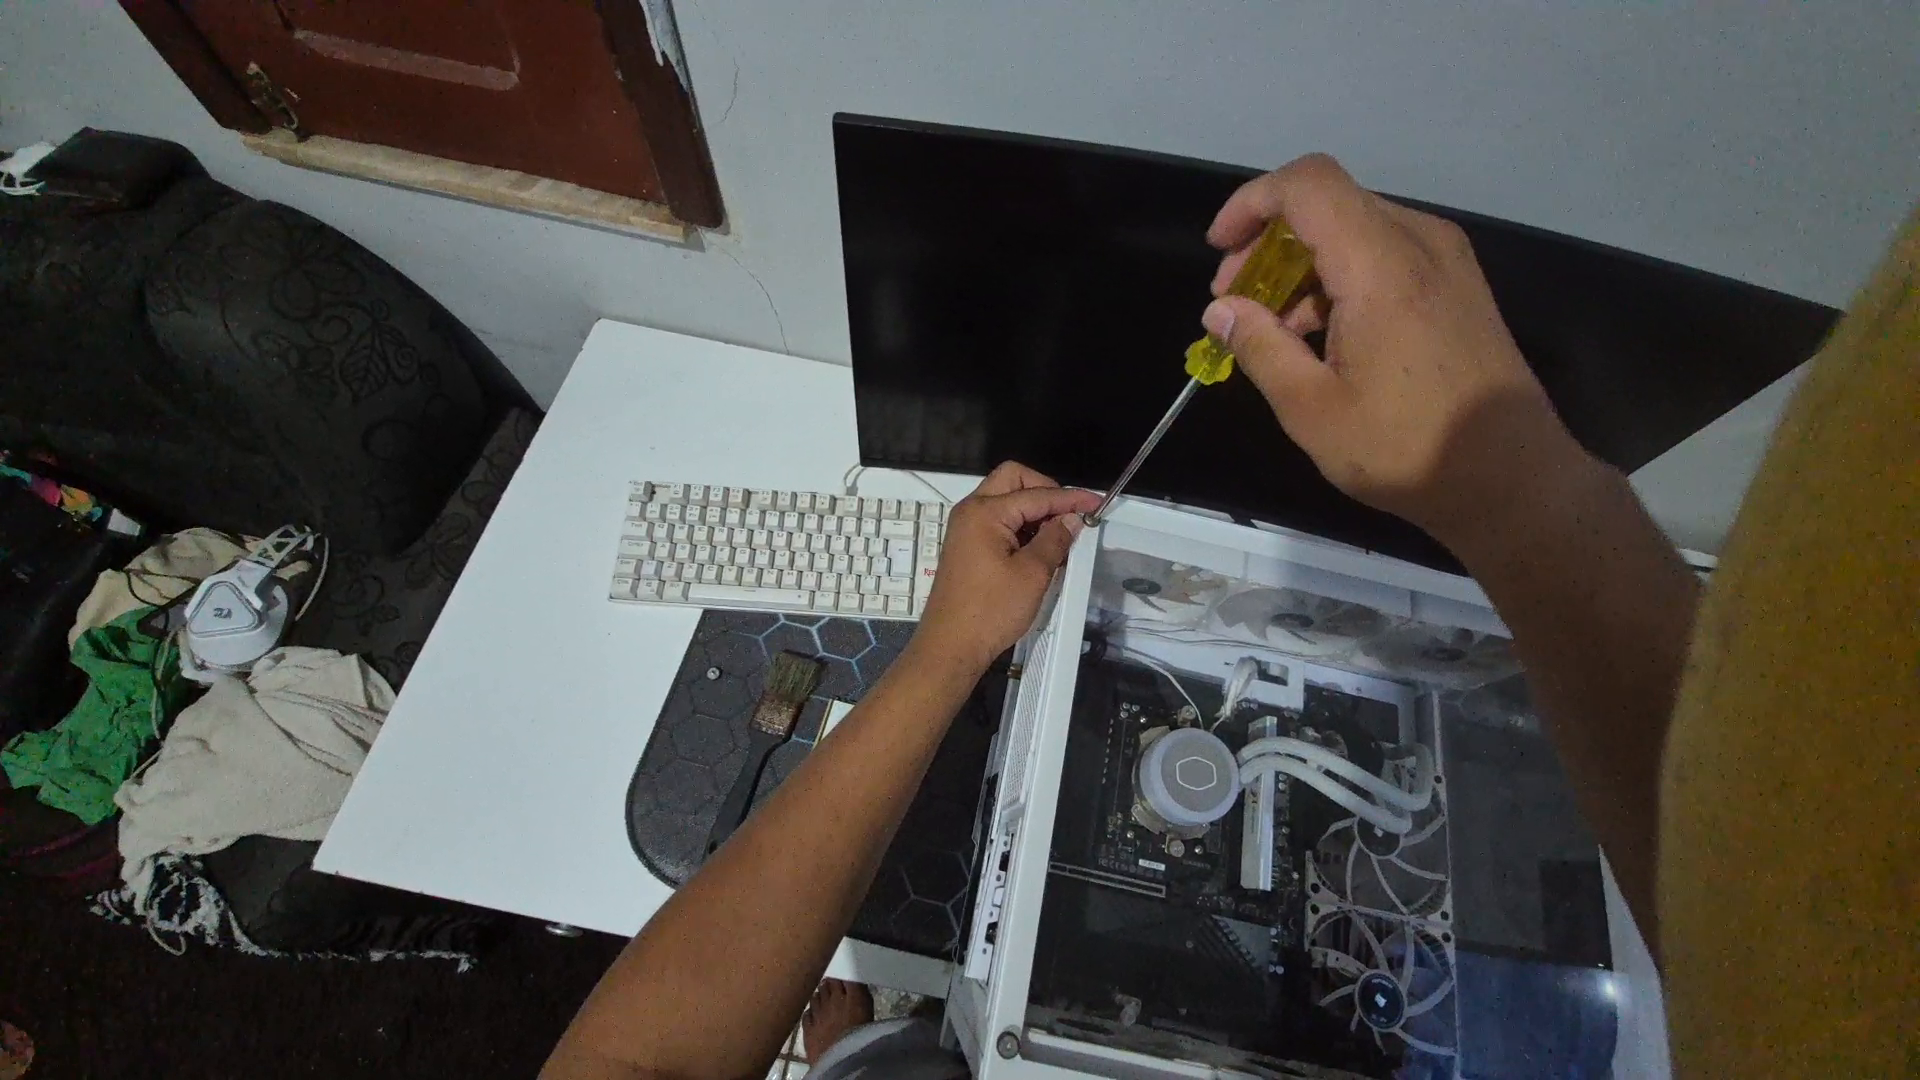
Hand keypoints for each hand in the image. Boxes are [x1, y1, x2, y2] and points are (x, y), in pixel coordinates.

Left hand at [912, 462, 1099, 672]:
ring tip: (1058, 536)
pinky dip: (1019, 525)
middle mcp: (971, 511)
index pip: (1036, 494)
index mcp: (985, 512)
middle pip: (1013, 480)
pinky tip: (1038, 547)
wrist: (951, 645)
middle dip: (1045, 492)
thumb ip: (1054, 540)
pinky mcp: (966, 545)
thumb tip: (1071, 519)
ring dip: (1032, 509)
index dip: (1070, 498)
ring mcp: (965, 527)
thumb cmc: (991, 611)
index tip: (1098, 504)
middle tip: (1069, 516)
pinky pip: (997, 520)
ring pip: (1004, 498)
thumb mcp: (1032, 574)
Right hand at [1201, 154, 1588, 544]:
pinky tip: (1317, 337)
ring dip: (1298, 266)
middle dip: (1265, 243)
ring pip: (1352, 229)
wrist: (1509, 477)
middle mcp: (1419, 243)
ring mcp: (1444, 261)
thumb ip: (1260, 347)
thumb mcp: (1311, 408)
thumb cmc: (1404, 447)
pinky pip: (1381, 255)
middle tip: (1233, 303)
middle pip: (1327, 203)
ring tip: (1270, 330)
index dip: (1251, 203)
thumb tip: (1220, 310)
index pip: (1308, 185)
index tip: (1217, 251)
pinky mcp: (1453, 285)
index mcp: (1381, 266)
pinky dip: (1334, 279)